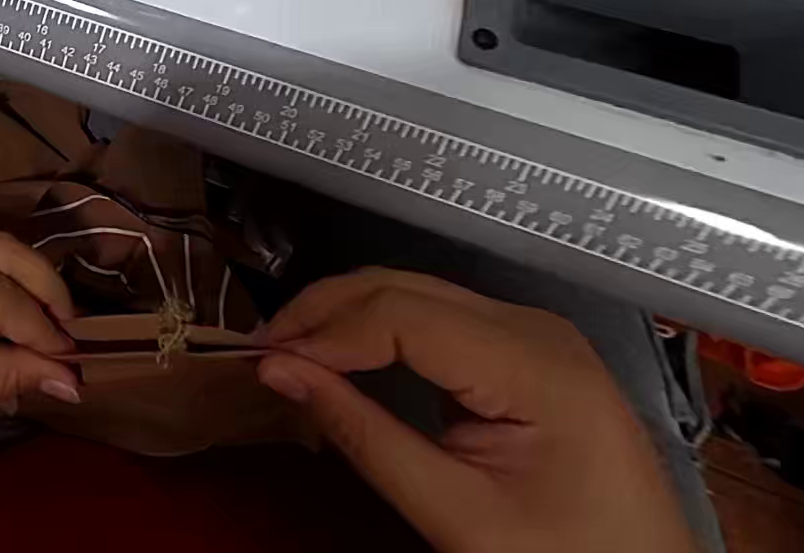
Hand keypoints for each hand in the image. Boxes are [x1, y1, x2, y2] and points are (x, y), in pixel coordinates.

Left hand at [0, 222, 80, 449]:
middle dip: (45, 287)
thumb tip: (67, 377)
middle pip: (2, 250)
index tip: (71, 361)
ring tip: (46, 315)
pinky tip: (6, 295)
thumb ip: (2, 376)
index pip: (1, 298)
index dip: (43, 328)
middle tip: (70, 329)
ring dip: (22, 272)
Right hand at [257, 268, 698, 552]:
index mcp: (536, 366)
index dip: (326, 331)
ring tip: (291, 345)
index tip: (268, 356)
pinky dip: (368, 323)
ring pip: (402, 289)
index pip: (401, 317)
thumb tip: (273, 369)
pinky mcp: (512, 341)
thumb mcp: (456, 515)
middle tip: (267, 345)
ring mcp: (525, 328)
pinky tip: (338, 345)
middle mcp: (531, 326)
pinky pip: (422, 310)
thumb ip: (359, 432)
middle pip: (397, 288)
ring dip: (339, 313)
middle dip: (322, 311)